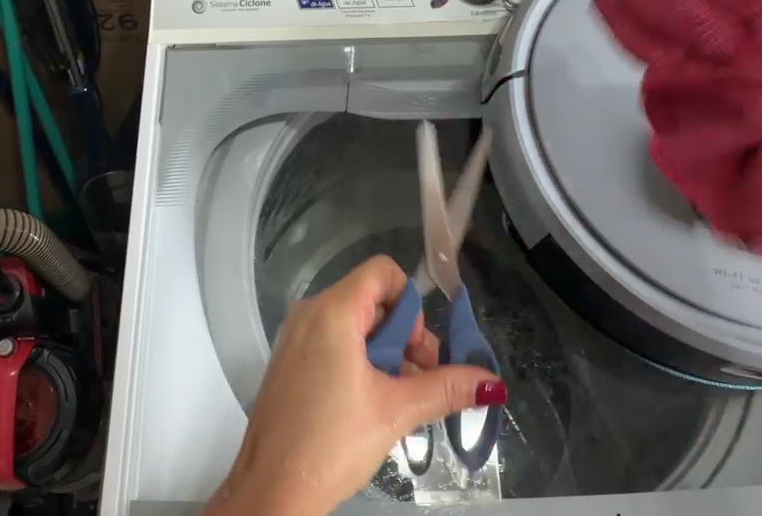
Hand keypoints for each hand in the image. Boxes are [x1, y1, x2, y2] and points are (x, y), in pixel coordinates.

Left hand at [203, 256, 504, 515]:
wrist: (270, 489)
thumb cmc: (331, 442)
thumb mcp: (395, 412)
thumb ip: (445, 388)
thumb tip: (491, 382)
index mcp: (333, 311)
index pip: (383, 272)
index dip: (410, 305)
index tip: (417, 351)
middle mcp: (311, 312)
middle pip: (372, 299)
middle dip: (404, 336)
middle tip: (419, 381)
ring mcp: (296, 336)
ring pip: (355, 323)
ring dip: (384, 353)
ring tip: (398, 400)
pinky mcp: (291, 359)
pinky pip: (334, 341)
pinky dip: (359, 361)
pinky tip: (370, 403)